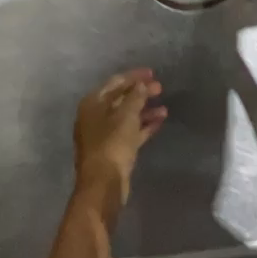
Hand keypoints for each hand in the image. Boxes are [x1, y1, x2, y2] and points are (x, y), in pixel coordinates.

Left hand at [73, 69, 165, 217]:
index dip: (134, 76)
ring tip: (164, 107)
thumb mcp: (126, 115)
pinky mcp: (113, 150)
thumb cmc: (112, 144)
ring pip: (126, 116)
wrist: (103, 184)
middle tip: (160, 88)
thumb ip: (136, 96)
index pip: (115, 82)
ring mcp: (104, 134)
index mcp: (93, 103)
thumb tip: (142, 85)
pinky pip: (130, 132)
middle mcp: (95, 116)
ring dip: (144, 110)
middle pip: (120, 99)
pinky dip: (143, 126)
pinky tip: (159, 121)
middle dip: (141, 93)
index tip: (152, 73)